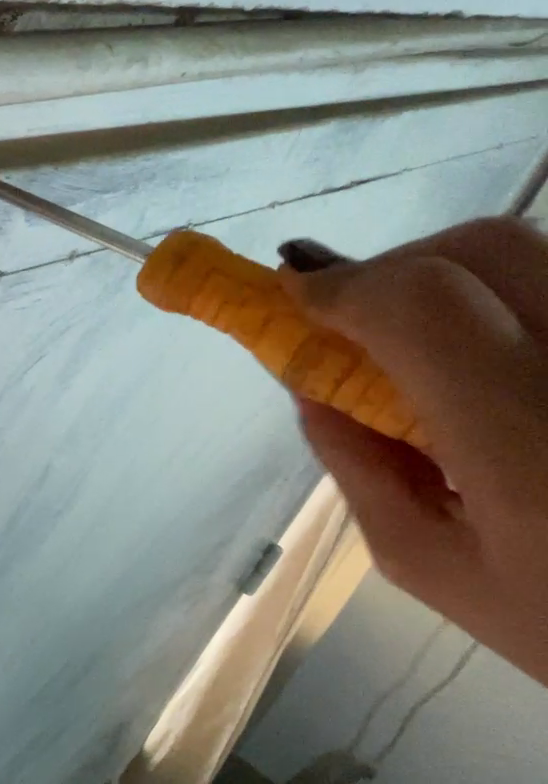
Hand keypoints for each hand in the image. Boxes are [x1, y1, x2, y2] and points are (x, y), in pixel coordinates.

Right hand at [283, 217, 547, 683]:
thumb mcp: (435, 567)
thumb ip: (357, 465)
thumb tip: (310, 382)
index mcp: (529, 439)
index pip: (418, 301)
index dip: (340, 283)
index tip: (294, 297)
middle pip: (484, 250)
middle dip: (399, 270)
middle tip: (371, 326)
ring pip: (537, 261)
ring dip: (465, 286)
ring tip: (452, 356)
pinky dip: (520, 311)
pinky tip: (519, 376)